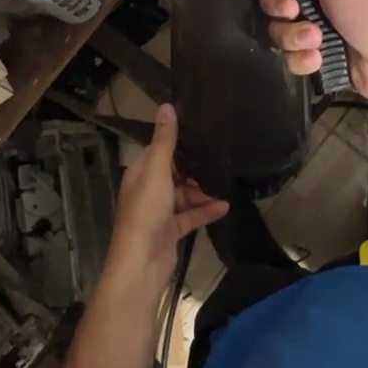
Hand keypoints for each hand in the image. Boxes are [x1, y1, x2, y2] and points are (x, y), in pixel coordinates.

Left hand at [105, 104, 229, 289]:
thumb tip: (166, 105)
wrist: (142, 262)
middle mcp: (148, 190)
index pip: (158, 151)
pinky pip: (191, 216)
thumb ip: (164, 141)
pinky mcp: (171, 231)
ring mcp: (160, 212)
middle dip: (195, 167)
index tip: (201, 130)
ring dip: (203, 190)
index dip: (177, 142)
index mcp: (140, 173)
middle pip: (174, 173)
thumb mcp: (156, 171)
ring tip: (227, 183)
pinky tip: (225, 206)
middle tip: (221, 157)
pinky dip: (206, 210)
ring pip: (185, 195)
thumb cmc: (146, 211)